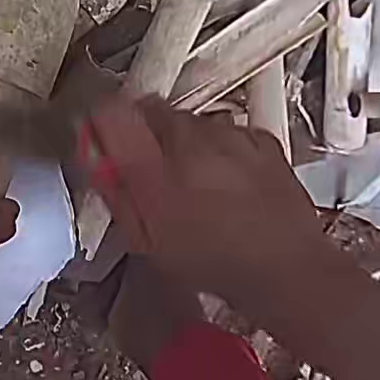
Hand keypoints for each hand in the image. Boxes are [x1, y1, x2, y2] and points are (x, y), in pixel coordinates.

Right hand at [85, 98, 346, 320]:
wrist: (287, 270)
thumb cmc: (209, 263)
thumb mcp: (144, 239)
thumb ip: (114, 192)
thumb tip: (92, 158)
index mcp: (154, 169)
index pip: (112, 113)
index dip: (101, 120)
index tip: (102, 135)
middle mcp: (190, 141)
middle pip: (149, 108)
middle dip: (141, 128)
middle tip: (147, 162)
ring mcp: (229, 136)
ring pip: (186, 118)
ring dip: (180, 137)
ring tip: (190, 175)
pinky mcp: (260, 138)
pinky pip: (224, 128)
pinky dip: (217, 144)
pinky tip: (224, 175)